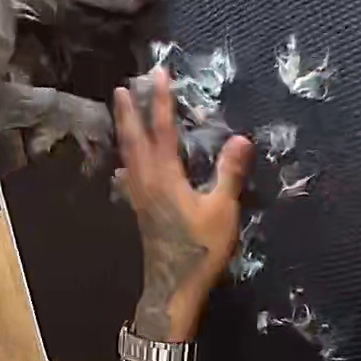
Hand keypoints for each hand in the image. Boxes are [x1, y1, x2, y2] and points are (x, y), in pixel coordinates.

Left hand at [112, 68, 252, 340]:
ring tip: (121, 116)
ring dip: (125, 132)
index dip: (162, 101)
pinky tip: (124, 167)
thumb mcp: (222, 211)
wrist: (173, 286)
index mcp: (166, 176)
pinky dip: (126, 163)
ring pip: (128, 156)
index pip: (163, 130)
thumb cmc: (199, 249)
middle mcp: (146, 181)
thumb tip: (239, 138)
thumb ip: (229, 174)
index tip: (159, 74)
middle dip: (129, 112)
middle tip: (122, 88)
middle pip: (134, 139)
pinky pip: (128, 177)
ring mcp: (139, 197)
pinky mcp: (140, 211)